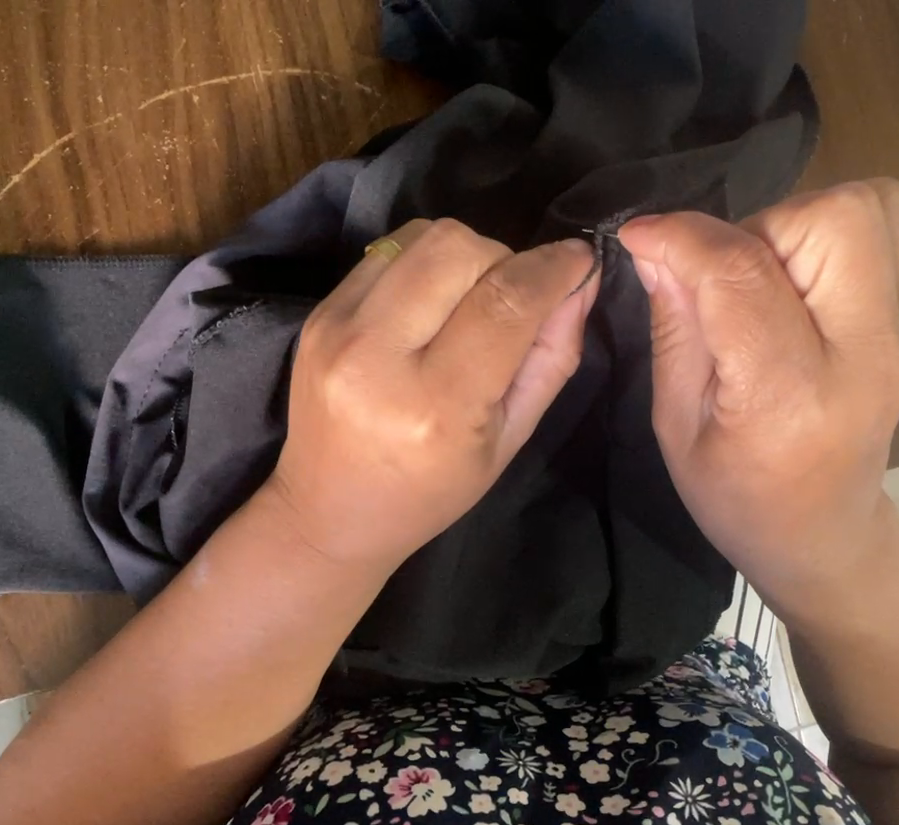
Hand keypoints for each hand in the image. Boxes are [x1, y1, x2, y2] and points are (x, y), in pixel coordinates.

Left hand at [266, 219, 598, 569]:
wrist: (329, 512)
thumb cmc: (430, 493)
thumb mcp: (508, 441)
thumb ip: (552, 358)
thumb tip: (580, 279)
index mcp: (435, 407)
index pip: (506, 303)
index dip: (554, 269)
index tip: (580, 260)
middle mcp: (377, 357)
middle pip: (461, 249)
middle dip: (504, 262)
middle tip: (508, 305)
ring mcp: (337, 329)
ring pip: (423, 237)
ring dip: (464, 257)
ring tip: (466, 306)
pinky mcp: (318, 314)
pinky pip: (388, 252)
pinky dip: (423, 265)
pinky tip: (425, 310)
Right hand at [619, 179, 898, 613]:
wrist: (822, 530)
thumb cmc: (735, 495)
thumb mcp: (676, 427)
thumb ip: (674, 330)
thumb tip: (656, 248)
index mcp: (788, 394)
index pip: (741, 275)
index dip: (682, 238)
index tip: (639, 236)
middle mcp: (864, 351)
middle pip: (831, 218)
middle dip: (760, 228)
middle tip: (729, 280)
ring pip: (870, 206)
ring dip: (803, 225)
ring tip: (770, 281)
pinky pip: (892, 228)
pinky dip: (840, 236)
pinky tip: (807, 286)